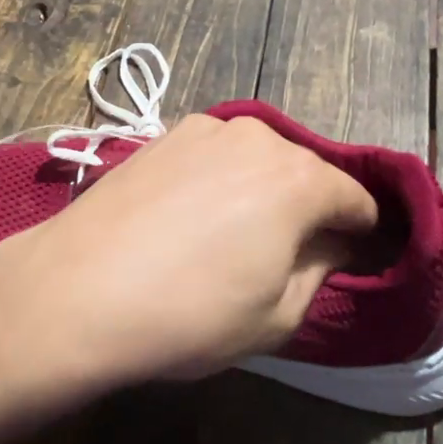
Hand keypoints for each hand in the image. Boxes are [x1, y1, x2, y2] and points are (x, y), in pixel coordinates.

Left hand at [0, 113, 377, 386]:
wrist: (81, 285)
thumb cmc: (190, 311)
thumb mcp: (277, 315)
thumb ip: (320, 269)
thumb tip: (333, 243)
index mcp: (297, 178)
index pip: (357, 200)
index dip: (361, 233)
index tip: (351, 259)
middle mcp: (256, 137)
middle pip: (304, 172)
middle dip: (309, 208)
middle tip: (288, 254)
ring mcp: (204, 128)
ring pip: (256, 158)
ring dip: (261, 188)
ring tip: (233, 235)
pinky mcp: (163, 133)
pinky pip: (214, 154)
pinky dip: (220, 177)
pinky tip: (191, 215)